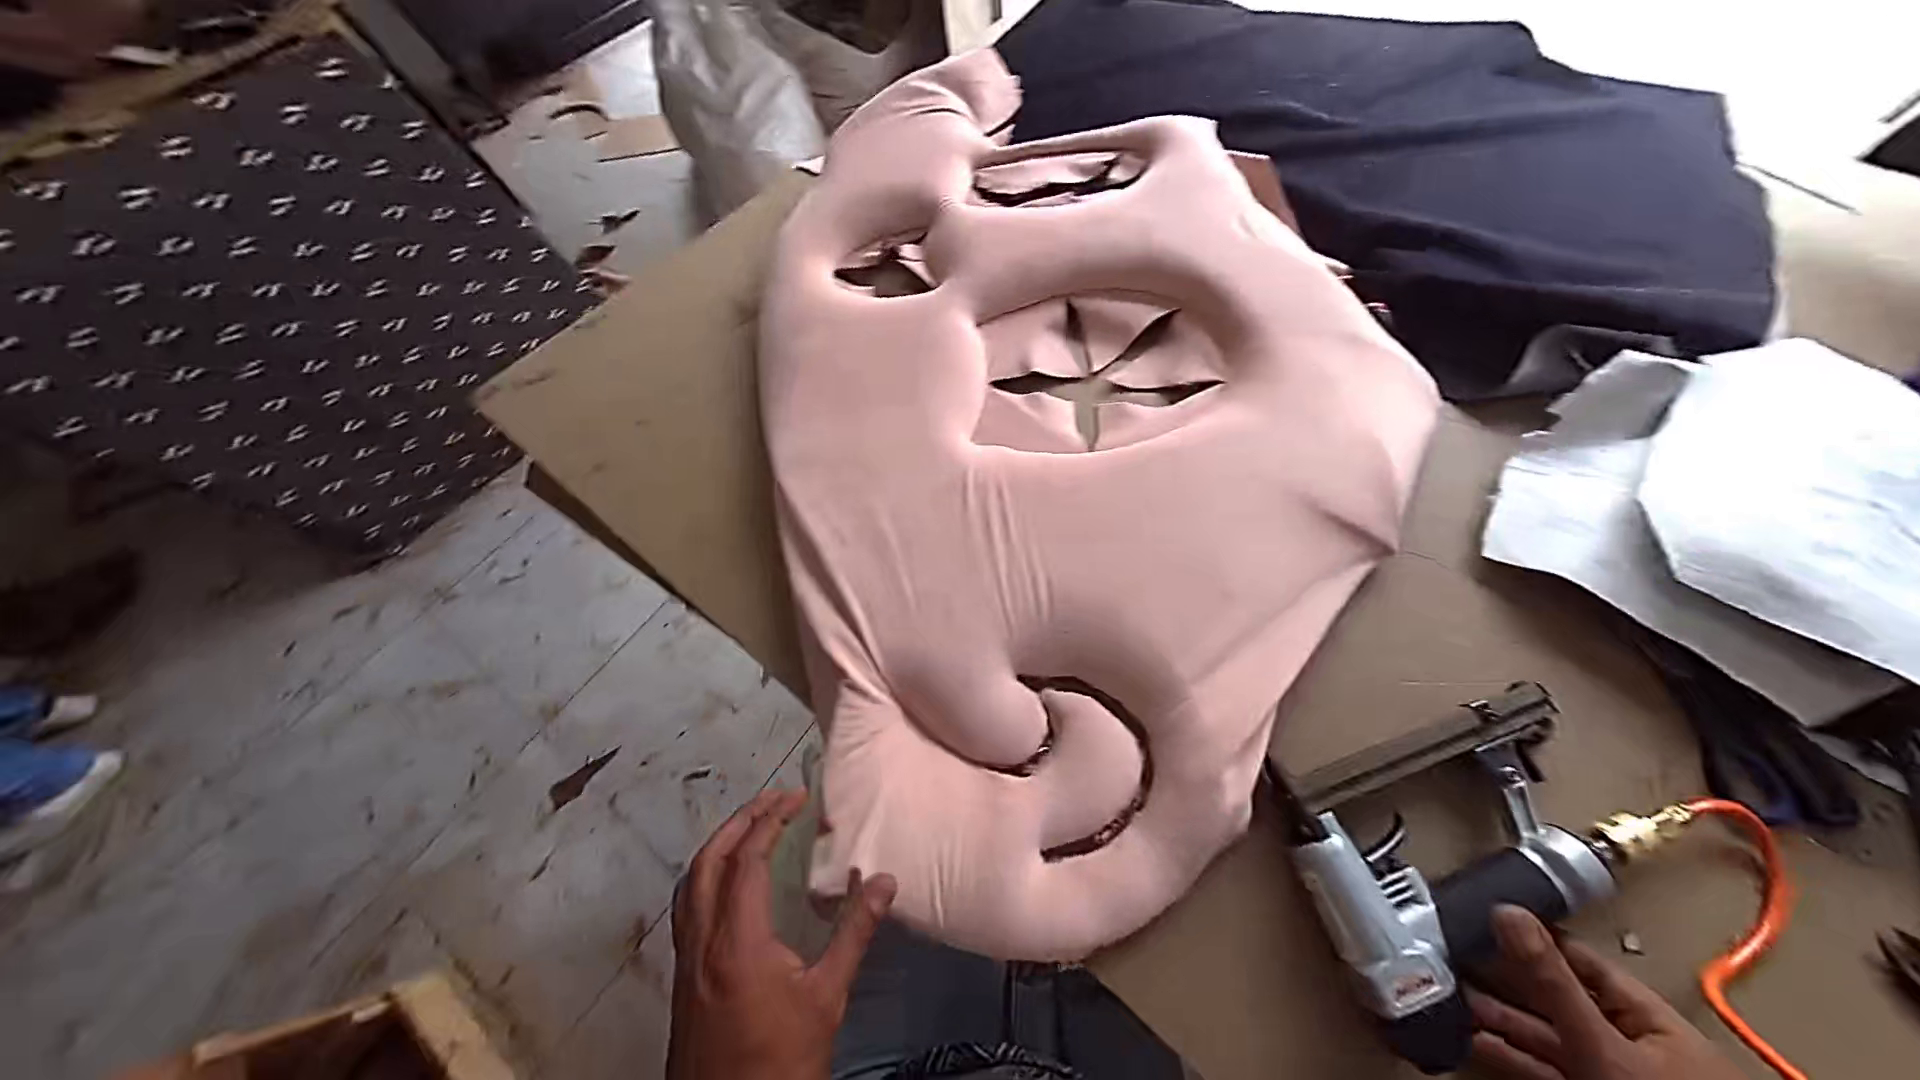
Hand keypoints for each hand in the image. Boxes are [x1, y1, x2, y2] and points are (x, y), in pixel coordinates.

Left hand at [667, 788, 898, 1079]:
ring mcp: (685, 959)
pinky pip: (686, 906)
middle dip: (740, 820)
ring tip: (750, 825)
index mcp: (736, 940)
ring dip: (718, 844)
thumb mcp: (827, 997)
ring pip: (690, 882)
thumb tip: (883, 881)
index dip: (771, 820)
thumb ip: (854, 932)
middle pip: (709, 861)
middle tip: (773, 798)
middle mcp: (702, 941)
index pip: (747, 860)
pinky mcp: (681, 976)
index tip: (796, 798)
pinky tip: (727, 881)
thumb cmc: (782, 1061)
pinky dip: (706, 874)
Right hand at [1468, 906, 1744, 1079]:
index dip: (1534, 936)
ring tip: (1452, 998)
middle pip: (1558, 998)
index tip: (1484, 916)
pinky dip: (1507, 1054)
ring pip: (1545, 1036)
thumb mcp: (1602, 1045)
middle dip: (1504, 980)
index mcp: (1654, 1022)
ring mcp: (1610, 1077)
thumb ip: (1552, 981)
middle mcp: (1633, 1046)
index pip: (1583, 961)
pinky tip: (1474, 1040)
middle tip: (1454, 956)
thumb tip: (1507, 911)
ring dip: (1498, 1017)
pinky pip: (1541, 1069)